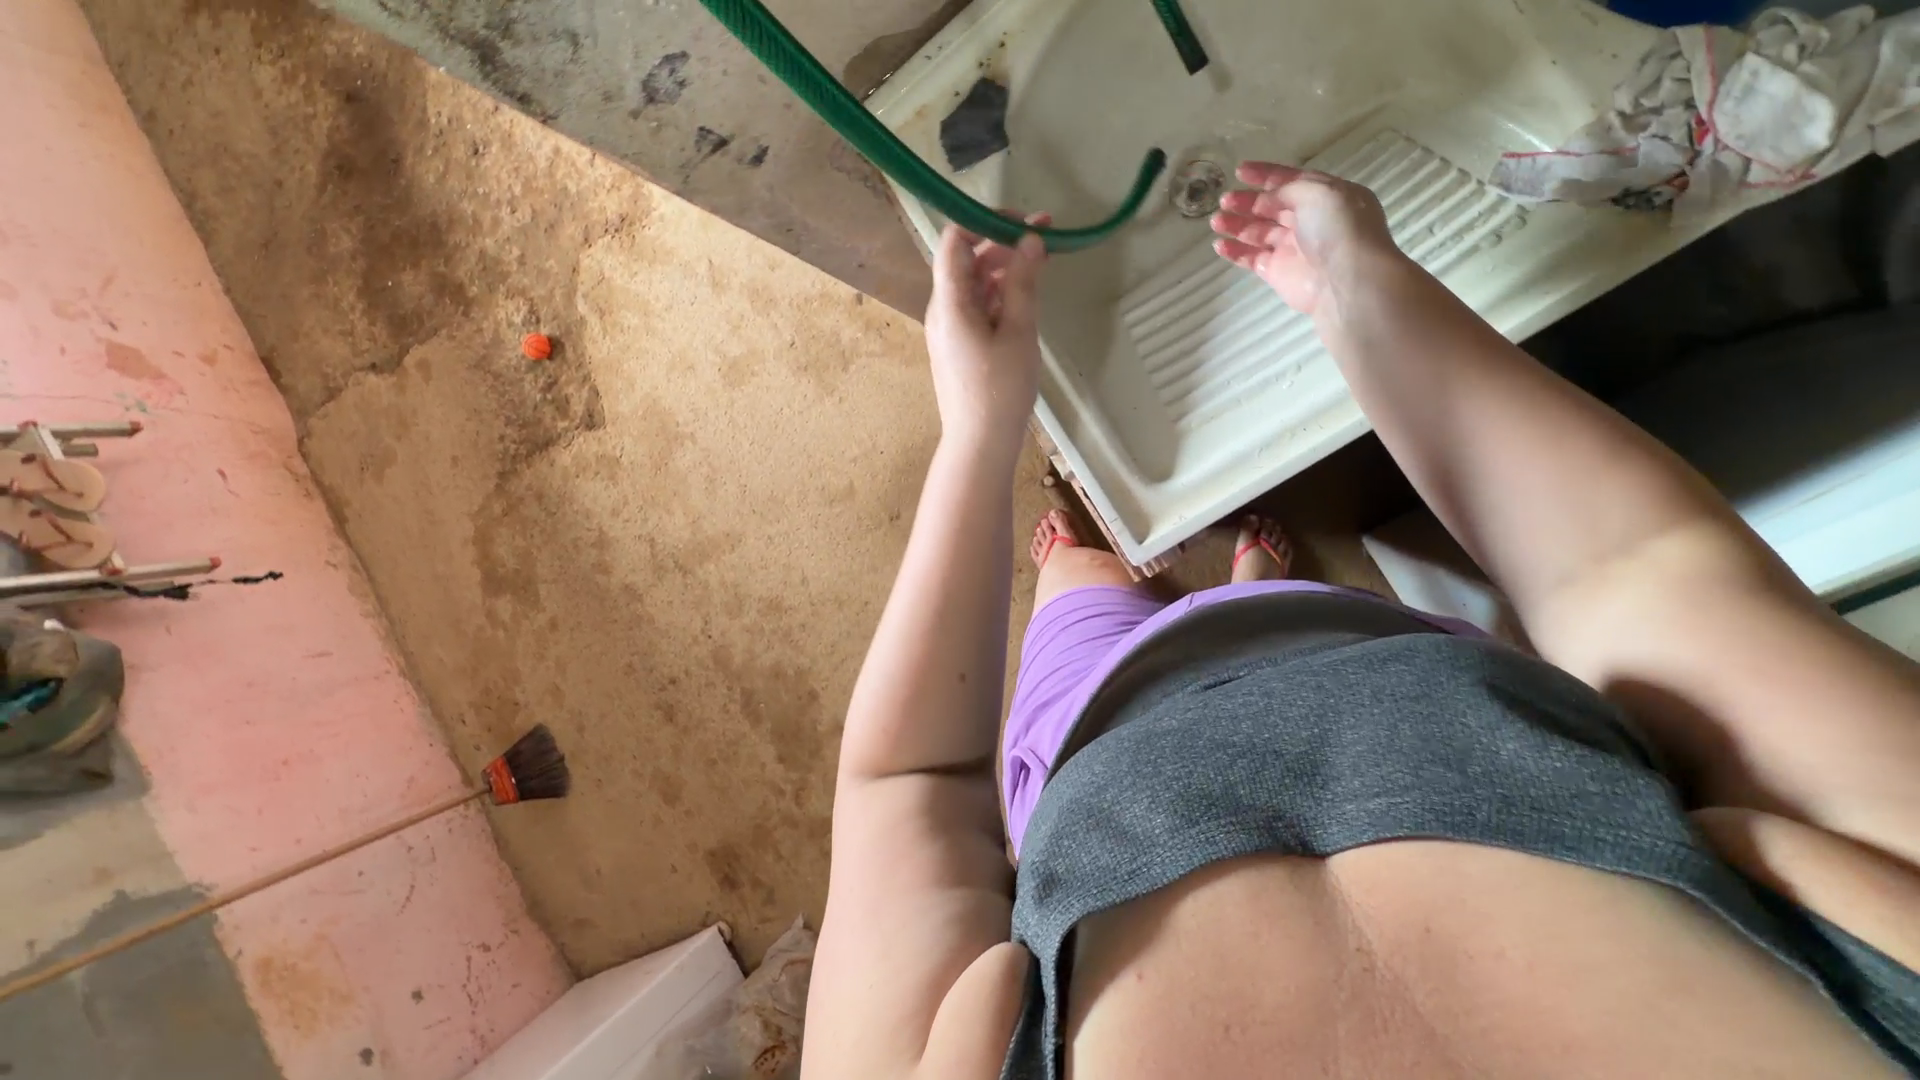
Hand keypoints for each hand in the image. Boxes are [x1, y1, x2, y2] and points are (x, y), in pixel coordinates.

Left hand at [924, 215, 1047, 453]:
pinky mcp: (960, 346)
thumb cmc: (1000, 390)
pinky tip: (1026, 298)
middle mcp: (942, 310)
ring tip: (1042, 265)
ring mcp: (949, 329)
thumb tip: (1031, 240)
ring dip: (1005, 269)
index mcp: (950, 302)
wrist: (980, 443)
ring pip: (975, 284)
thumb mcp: (1019, 332)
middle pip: (967, 260)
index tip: (1024, 222)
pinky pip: (977, 307)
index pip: (955, 240)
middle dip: (1003, 243)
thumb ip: (1024, 282)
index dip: (986, 221)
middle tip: (1046, 238)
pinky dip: (1001, 295)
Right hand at [1210, 163, 1398, 319]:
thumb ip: (1288, 188)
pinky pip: (1251, 258)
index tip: (1239, 171)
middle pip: (1271, 207)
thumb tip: (1266, 199)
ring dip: (1236, 224)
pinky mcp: (1277, 272)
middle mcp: (1308, 221)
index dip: (1265, 174)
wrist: (1345, 279)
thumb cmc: (1337, 228)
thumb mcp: (1317, 192)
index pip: (1291, 180)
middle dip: (1247, 201)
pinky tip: (1219, 245)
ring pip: (1258, 232)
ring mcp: (1291, 248)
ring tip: (1215, 221)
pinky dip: (1235, 251)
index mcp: (1324, 197)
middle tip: (1224, 200)